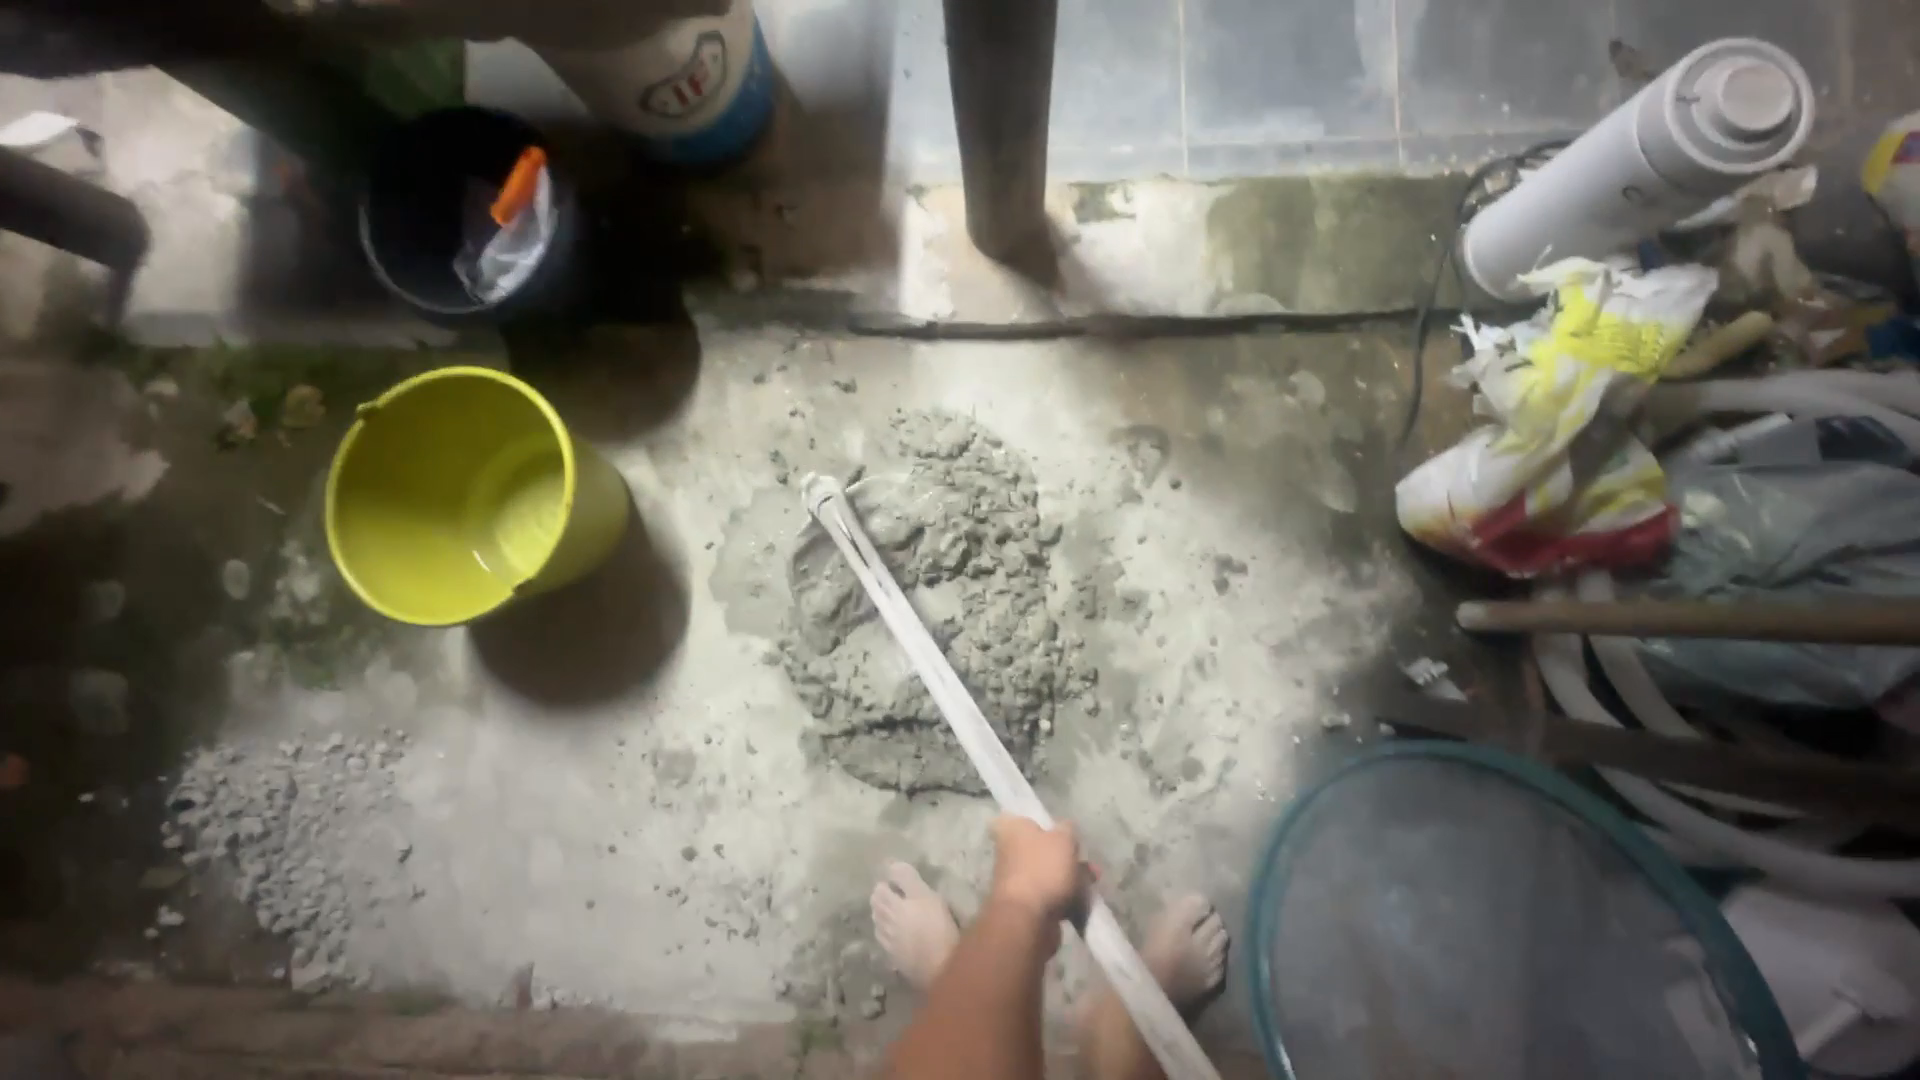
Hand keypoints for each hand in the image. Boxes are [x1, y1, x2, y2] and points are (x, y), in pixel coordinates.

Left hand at [988, 816, 1084, 924]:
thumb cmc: (1043, 868)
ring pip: (1049, 872)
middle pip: (1040, 847)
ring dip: (1071, 876)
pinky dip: (1068, 896)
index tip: (1055, 828)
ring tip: (1094, 879)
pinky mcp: (1029, 905)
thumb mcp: (1063, 839)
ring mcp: (1019, 880)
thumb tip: (1065, 828)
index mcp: (1011, 831)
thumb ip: (1067, 829)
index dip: (1036, 822)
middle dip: (1066, 854)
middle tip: (1086, 858)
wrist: (1028, 920)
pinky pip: (1052, 895)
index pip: (1016, 818)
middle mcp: (1010, 853)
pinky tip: (1086, 899)